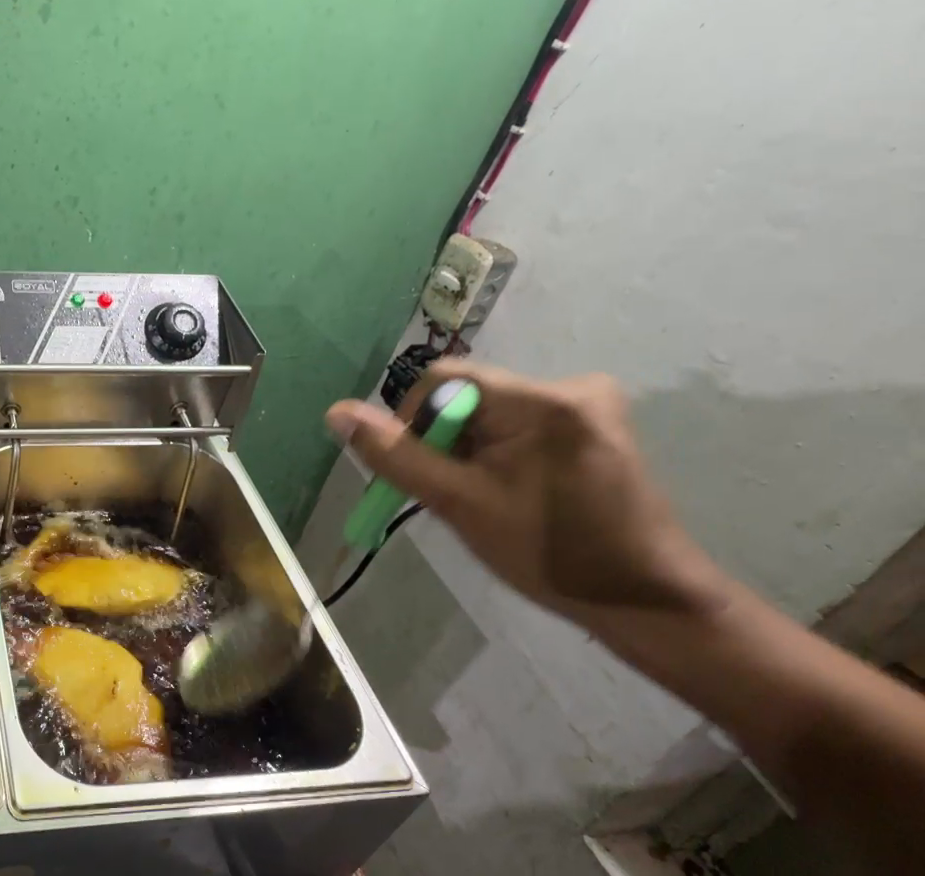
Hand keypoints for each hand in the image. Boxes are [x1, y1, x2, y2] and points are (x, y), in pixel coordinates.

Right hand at [325, 361, 730, 627]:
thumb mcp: (459, 505)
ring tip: (488, 500)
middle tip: (456, 495)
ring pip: (491, 412)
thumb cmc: (551, 555)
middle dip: (447, 442)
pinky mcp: (596, 425)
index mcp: (544, 400)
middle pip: (468, 395)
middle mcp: (571, 386)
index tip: (425, 475)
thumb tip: (336, 412)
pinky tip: (516, 492)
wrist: (647, 602)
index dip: (414, 423)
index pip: (443, 381)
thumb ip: (396, 455)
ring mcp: (591, 405)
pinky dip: (500, 453)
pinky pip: (520, 423)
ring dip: (472, 451)